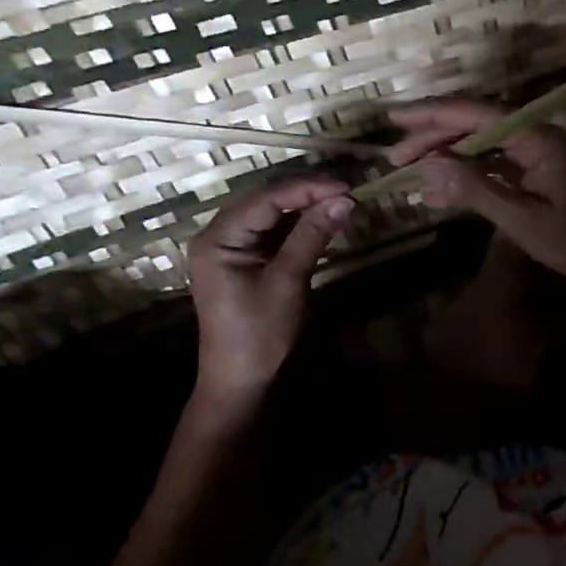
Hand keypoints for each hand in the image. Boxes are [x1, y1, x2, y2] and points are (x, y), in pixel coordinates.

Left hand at [187, 175, 355, 397]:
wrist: (241, 377)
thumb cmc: (260, 332)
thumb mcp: (288, 281)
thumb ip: (312, 236)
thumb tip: (344, 201)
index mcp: (218, 238)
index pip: (266, 199)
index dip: (307, 189)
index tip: (346, 188)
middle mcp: (219, 235)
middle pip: (266, 200)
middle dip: (307, 192)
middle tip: (348, 191)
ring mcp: (233, 248)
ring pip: (272, 214)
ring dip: (306, 207)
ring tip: (342, 202)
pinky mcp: (248, 260)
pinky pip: (275, 232)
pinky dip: (301, 225)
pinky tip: (325, 222)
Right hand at [386, 100, 565, 295]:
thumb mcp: (523, 220)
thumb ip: (476, 190)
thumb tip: (428, 164)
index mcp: (538, 140)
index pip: (478, 114)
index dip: (434, 114)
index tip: (394, 118)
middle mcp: (536, 138)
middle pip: (476, 126)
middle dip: (434, 139)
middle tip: (395, 158)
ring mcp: (536, 155)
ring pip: (481, 146)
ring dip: (447, 159)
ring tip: (408, 175)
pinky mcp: (534, 173)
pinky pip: (493, 167)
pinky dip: (466, 178)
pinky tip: (438, 193)